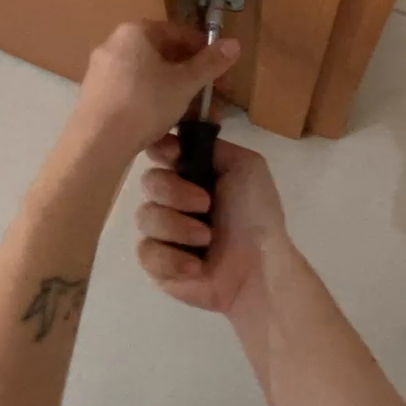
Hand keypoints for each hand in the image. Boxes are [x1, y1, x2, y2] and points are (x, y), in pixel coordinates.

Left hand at [72, 20, 239, 159]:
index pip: (178, 33)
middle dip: (191, 80)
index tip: (221, 72)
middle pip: (164, 57)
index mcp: (135, 32)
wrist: (96, 144)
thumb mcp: (185, 84)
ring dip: (175, 96)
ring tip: (192, 120)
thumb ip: (211, 63)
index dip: (204, 51)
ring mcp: (102, 72)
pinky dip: (153, 106)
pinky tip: (165, 130)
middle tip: (211, 100)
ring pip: (150, 79)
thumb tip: (235, 43)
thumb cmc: (145, 104)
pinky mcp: (97, 97)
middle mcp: (115, 45)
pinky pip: (134, 94)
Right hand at [135, 136, 288, 313]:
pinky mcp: (157, 265)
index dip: (161, 150)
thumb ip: (213, 147)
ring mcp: (163, 232)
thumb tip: (182, 137)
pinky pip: (146, 252)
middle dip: (174, 192)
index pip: (159, 151)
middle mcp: (173, 198)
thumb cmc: (256, 214)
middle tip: (205, 204)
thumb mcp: (246, 167)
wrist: (260, 267)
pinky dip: (172, 258)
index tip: (175, 156)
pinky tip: (196, 265)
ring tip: (207, 238)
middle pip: (148, 181)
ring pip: (144, 217)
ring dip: (177, 227)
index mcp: (192, 173)